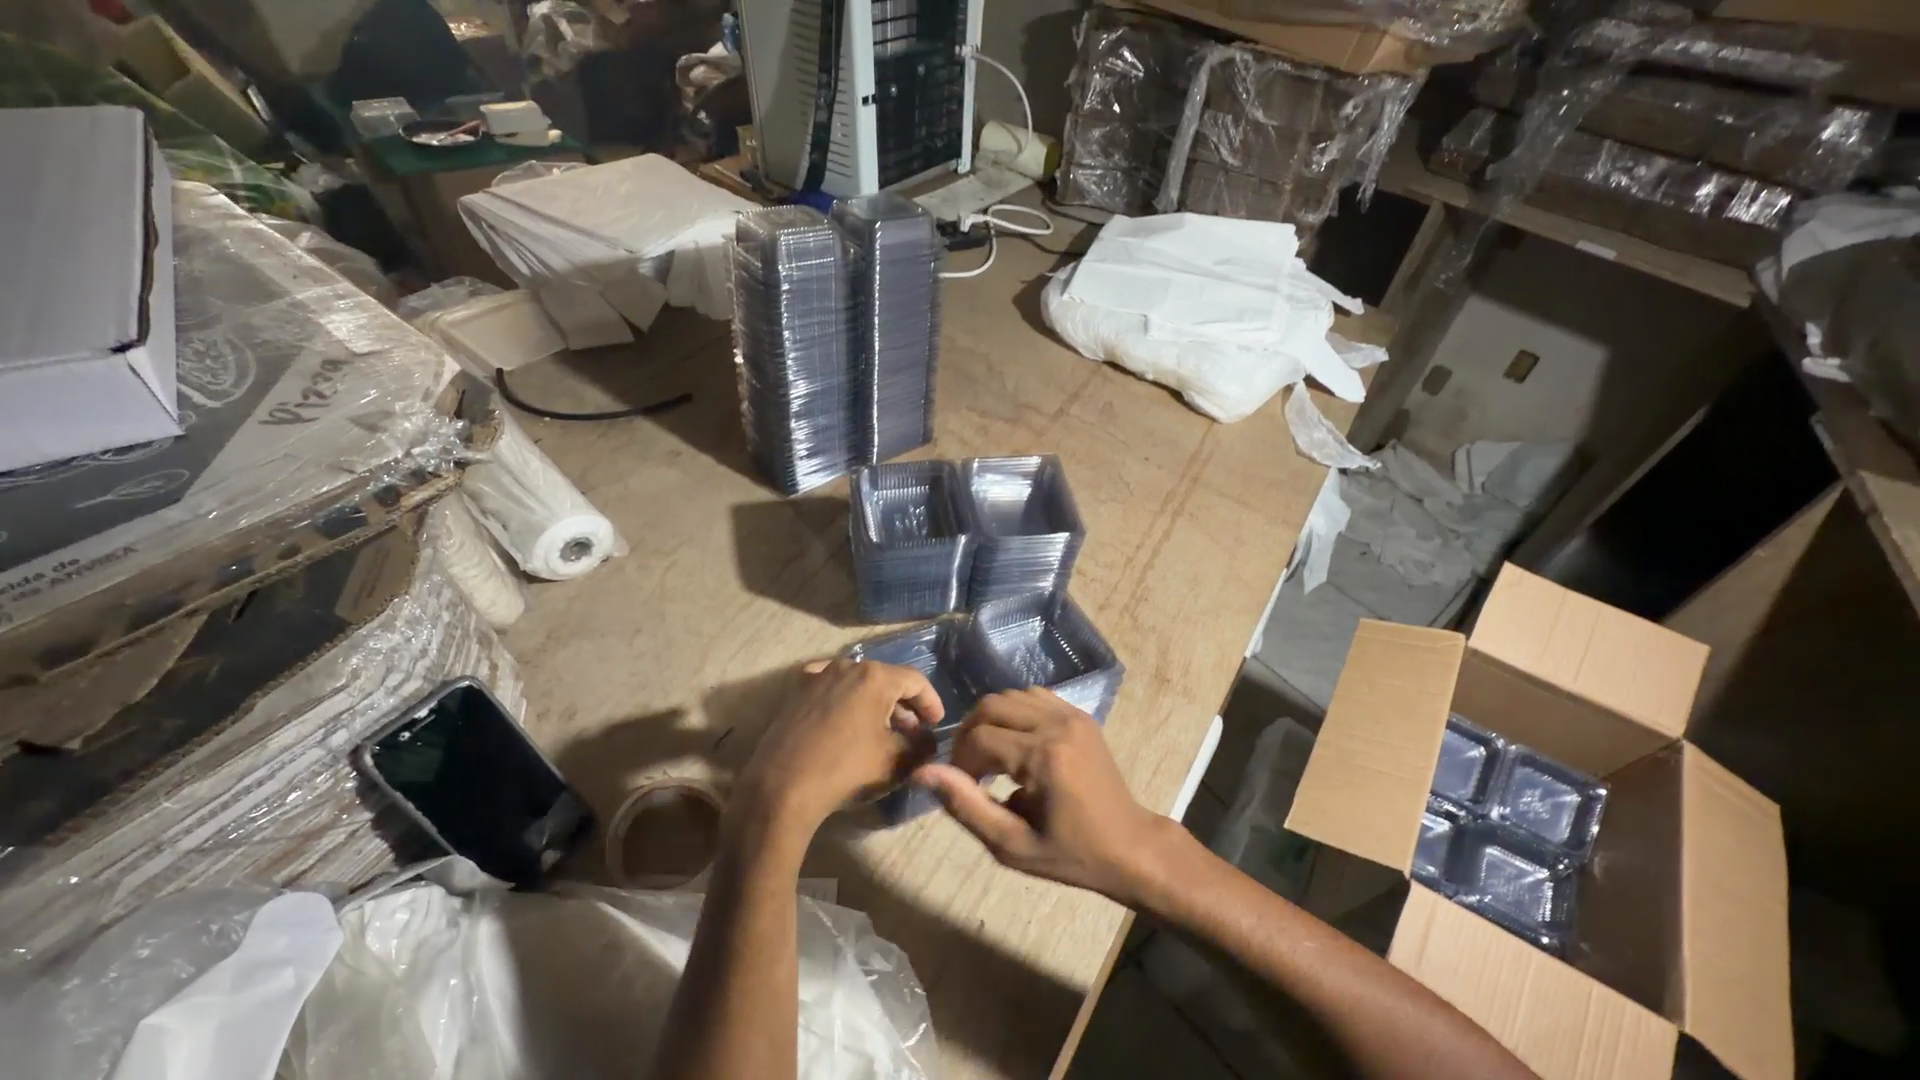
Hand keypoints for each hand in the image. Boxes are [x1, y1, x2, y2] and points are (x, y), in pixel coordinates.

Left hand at [732, 658, 943, 837]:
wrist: (783, 786)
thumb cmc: (847, 768)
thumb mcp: (896, 761)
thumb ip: (922, 746)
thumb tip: (928, 740)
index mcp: (875, 676)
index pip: (915, 681)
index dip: (932, 702)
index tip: (937, 724)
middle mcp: (846, 666)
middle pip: (885, 680)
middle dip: (904, 705)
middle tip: (913, 732)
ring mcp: (816, 677)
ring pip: (857, 684)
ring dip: (875, 704)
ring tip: (882, 731)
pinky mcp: (796, 693)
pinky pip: (830, 690)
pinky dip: (845, 702)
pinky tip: (847, 719)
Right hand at [912, 688, 1175, 904]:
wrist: (1129, 846)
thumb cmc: (1070, 854)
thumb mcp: (1012, 845)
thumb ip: (966, 806)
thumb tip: (923, 773)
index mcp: (1044, 757)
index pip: (978, 739)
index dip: (959, 763)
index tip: (964, 790)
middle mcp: (1058, 724)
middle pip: (990, 707)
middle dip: (969, 736)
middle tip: (971, 772)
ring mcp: (1072, 715)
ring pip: (1009, 696)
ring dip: (990, 722)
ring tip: (991, 759)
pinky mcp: (1080, 715)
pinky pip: (1033, 697)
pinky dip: (1014, 713)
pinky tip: (1015, 745)